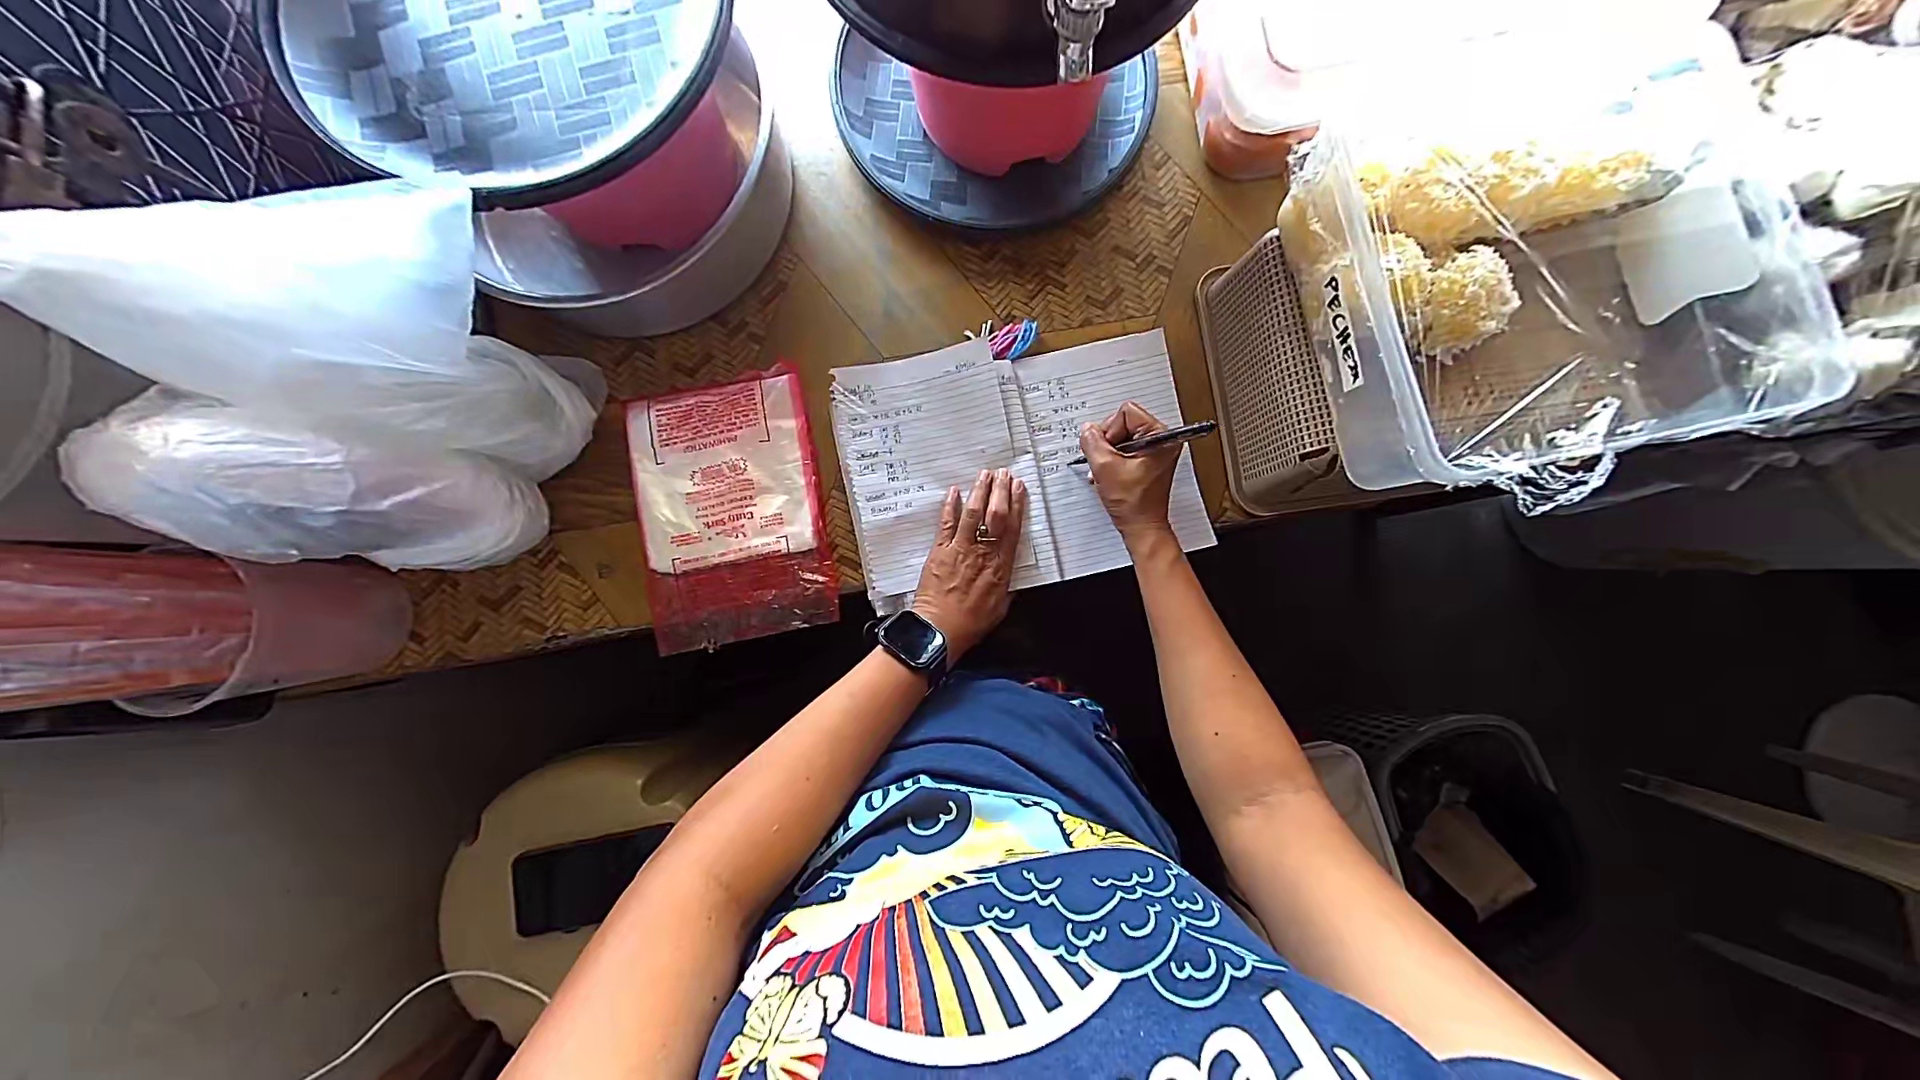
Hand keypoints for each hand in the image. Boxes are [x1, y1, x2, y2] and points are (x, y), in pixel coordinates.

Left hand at [911, 468, 1027, 660]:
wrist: (941, 631)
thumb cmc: (971, 624)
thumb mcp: (1000, 608)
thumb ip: (1007, 588)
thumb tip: (1010, 578)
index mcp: (1001, 568)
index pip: (1013, 529)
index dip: (1017, 505)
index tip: (1020, 488)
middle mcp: (984, 554)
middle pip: (996, 516)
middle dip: (1001, 491)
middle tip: (1004, 474)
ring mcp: (961, 550)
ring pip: (973, 515)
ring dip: (980, 492)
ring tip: (985, 475)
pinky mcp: (940, 552)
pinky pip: (946, 524)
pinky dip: (950, 506)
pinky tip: (954, 492)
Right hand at [1079, 402, 1179, 544]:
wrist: (1141, 525)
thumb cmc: (1134, 503)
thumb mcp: (1104, 467)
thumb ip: (1092, 442)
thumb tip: (1087, 430)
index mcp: (1160, 436)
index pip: (1126, 412)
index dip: (1110, 430)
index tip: (1109, 451)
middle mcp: (1161, 440)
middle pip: (1123, 422)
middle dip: (1108, 442)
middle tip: (1108, 461)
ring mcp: (1155, 450)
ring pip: (1121, 436)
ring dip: (1109, 452)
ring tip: (1110, 470)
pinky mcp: (1148, 460)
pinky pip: (1125, 448)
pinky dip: (1113, 459)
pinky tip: (1112, 473)